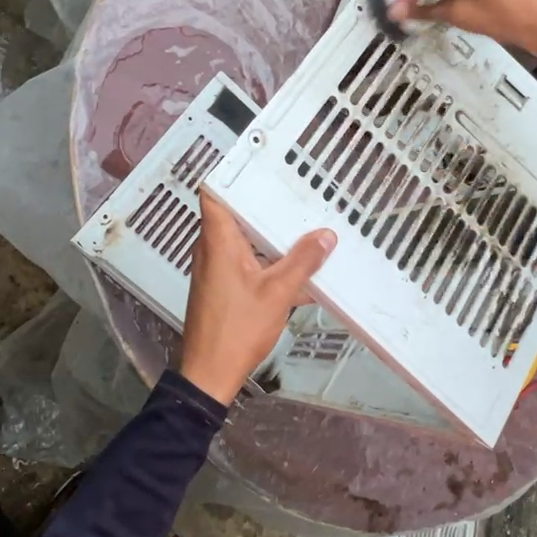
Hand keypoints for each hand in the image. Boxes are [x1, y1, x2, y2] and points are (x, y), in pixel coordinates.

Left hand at [179, 190, 336, 404]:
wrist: (210, 373)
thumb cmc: (238, 327)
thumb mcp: (278, 293)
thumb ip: (303, 261)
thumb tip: (326, 235)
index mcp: (218, 240)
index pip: (215, 192)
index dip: (234, 173)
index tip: (262, 163)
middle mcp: (211, 248)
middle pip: (235, 213)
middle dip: (264, 204)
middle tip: (295, 190)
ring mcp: (215, 268)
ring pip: (243, 239)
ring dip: (269, 235)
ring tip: (303, 223)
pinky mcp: (222, 286)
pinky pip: (246, 261)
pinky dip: (268, 260)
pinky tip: (298, 268)